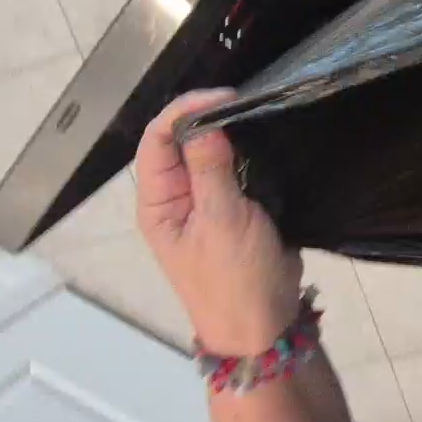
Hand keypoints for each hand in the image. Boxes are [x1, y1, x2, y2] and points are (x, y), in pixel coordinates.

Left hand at [135, 89, 302, 355]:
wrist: (264, 324)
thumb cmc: (235, 279)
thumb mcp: (223, 222)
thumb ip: (211, 170)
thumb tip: (204, 122)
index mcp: (159, 204)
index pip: (157, 141)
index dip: (184, 111)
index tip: (225, 97)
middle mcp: (177, 198)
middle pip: (179, 142)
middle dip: (205, 113)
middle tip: (245, 99)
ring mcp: (206, 202)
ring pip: (207, 152)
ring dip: (226, 129)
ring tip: (255, 110)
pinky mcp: (236, 207)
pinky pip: (233, 167)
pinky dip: (245, 148)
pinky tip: (264, 136)